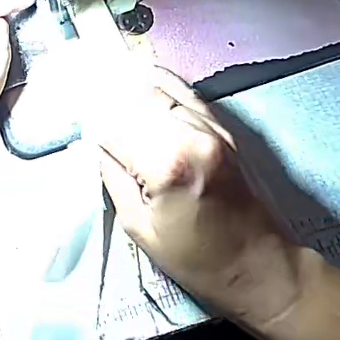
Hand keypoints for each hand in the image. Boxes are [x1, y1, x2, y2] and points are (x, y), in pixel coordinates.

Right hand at [83, 59, 313, 328]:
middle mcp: (189, 136)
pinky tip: (143, 73)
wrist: (263, 267)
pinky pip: (187, 93)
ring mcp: (210, 128)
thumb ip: (113, 179)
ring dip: (128, 89)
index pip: (113, 130)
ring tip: (102, 82)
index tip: (77, 128)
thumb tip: (91, 146)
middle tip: (81, 97)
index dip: (91, 129)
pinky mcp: (224, 129)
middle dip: (105, 102)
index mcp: (166, 166)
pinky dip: (162, 81)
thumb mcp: (140, 228)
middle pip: (133, 104)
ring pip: (157, 93)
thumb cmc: (196, 259)